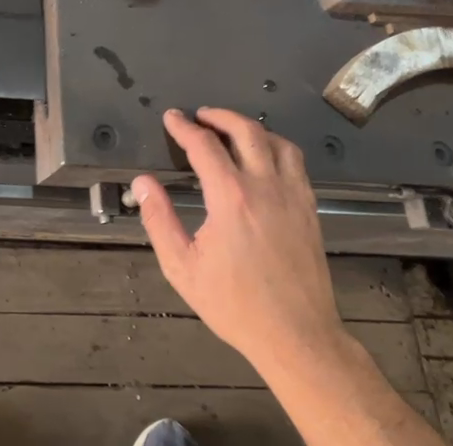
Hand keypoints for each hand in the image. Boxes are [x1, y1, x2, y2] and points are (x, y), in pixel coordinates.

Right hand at [133, 107, 345, 374]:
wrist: (297, 336)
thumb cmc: (235, 304)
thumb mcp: (182, 267)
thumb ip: (159, 220)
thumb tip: (143, 183)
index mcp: (230, 197)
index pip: (204, 145)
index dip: (184, 127)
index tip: (171, 118)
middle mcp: (264, 186)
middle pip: (245, 131)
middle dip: (219, 116)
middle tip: (200, 116)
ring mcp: (293, 196)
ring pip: (278, 142)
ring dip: (252, 128)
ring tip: (233, 131)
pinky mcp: (309, 209)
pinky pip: (296, 163)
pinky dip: (278, 148)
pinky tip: (266, 159)